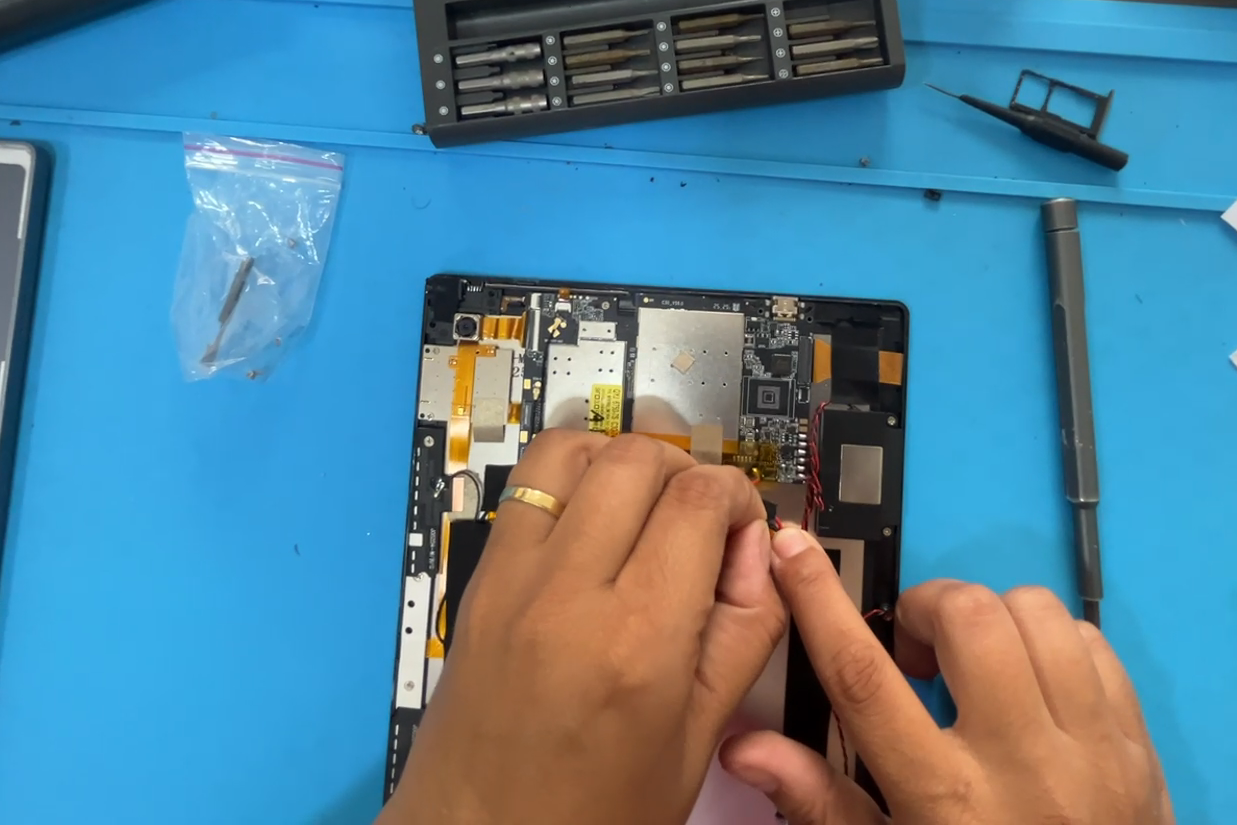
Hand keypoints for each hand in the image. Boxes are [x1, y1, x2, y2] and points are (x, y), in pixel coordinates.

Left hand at [381, 432, 788, 824]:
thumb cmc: (599, 811)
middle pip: (638, 458)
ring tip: (644, 506)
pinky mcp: (480, 572)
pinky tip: (593, 515)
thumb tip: (756, 544)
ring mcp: (512, 574)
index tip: (741, 527)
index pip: (699, 500)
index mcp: (637, 641)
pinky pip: (528, 481)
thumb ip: (746, 629)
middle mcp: (568, 589)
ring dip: (623, 460)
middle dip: (686, 471)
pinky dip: (572, 471)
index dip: (737, 496)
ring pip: (575, 448)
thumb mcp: (698, 736)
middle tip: (697, 520)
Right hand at [721, 527, 1172, 824]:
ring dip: (991, 617)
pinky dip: (1050, 640)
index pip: (865, 679)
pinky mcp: (1142, 750)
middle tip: (917, 651)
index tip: (791, 544)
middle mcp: (1023, 766)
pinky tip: (1032, 681)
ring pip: (1036, 613)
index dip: (820, 601)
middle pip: (967, 619)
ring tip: (976, 663)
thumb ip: (819, 799)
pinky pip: (1092, 641)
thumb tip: (741, 743)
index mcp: (946, 802)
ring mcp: (1095, 754)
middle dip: (928, 608)